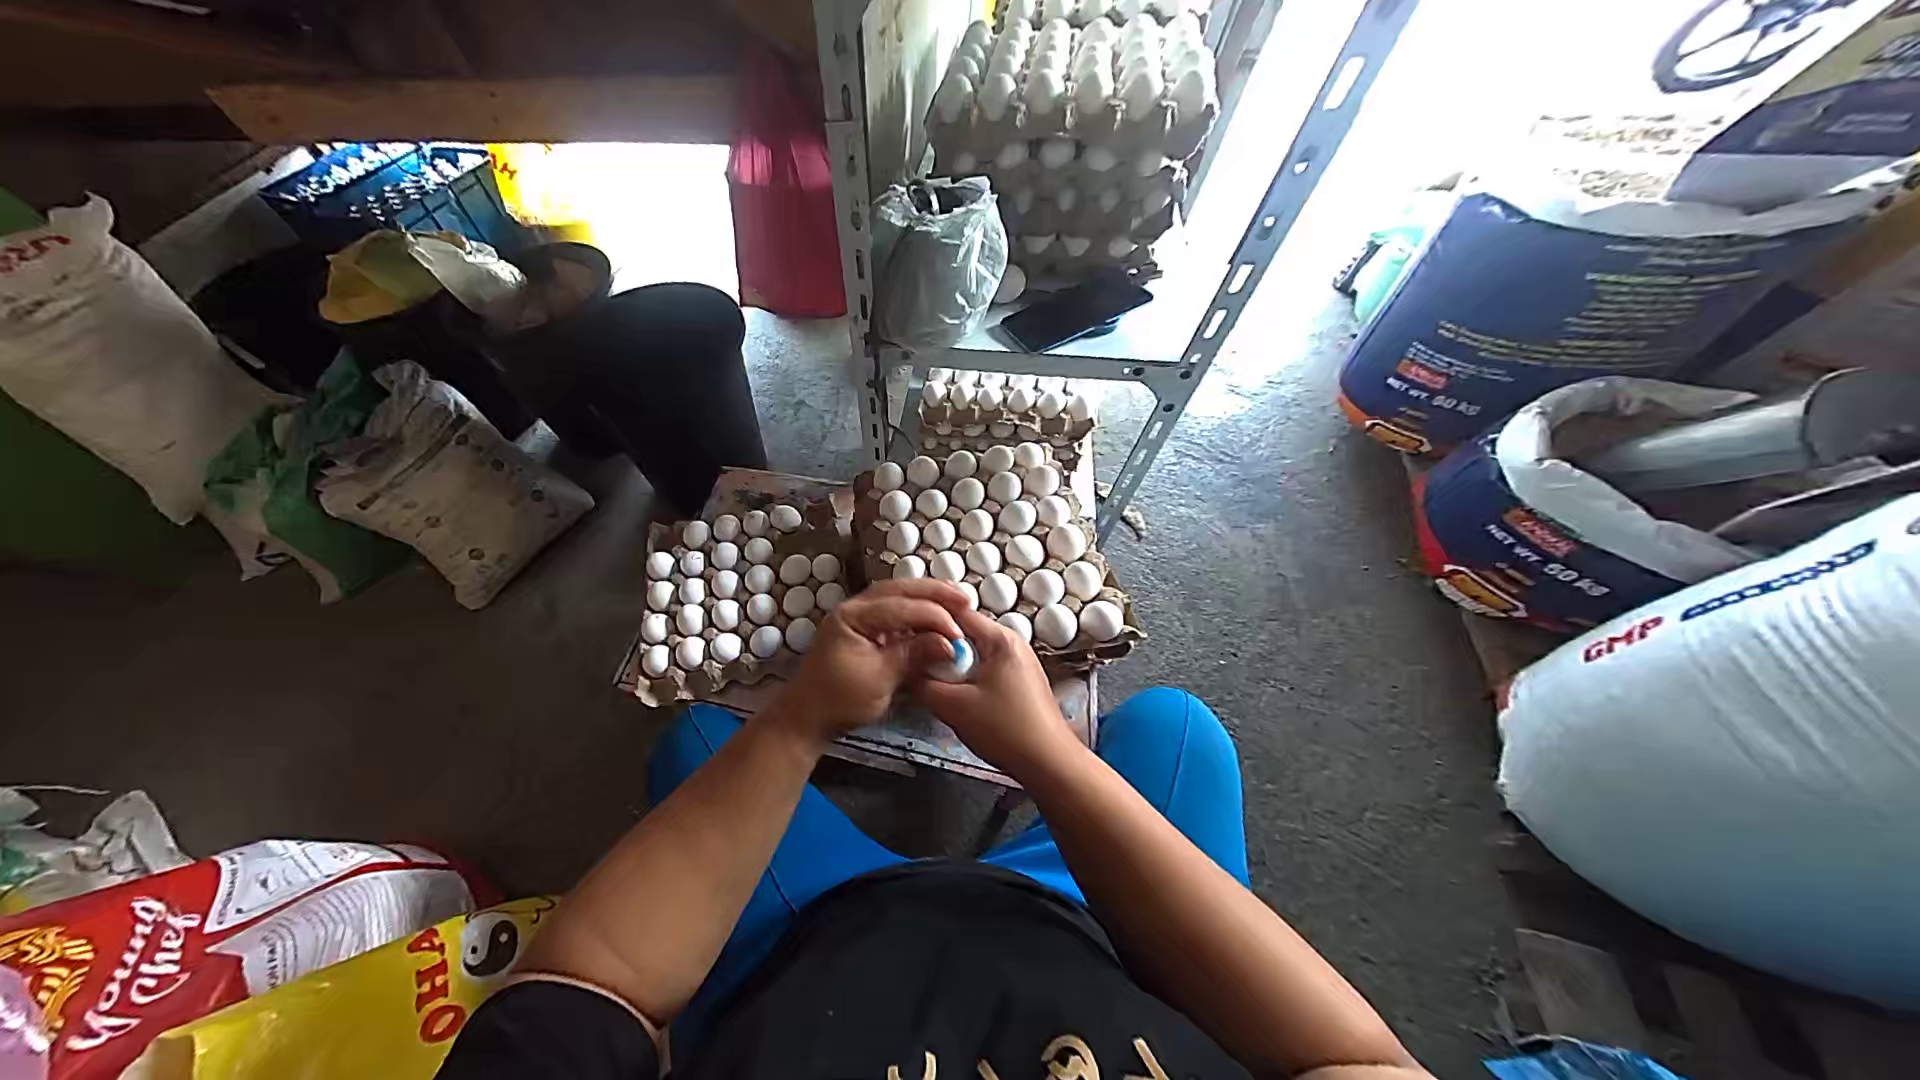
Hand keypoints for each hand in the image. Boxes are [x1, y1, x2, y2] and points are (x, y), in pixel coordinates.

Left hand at [775, 579, 967, 742]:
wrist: (808, 717)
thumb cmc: (839, 700)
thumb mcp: (880, 680)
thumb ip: (914, 656)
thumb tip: (950, 644)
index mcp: (853, 616)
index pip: (900, 606)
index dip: (933, 616)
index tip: (958, 632)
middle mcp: (855, 608)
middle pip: (899, 589)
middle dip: (934, 592)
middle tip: (965, 598)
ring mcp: (859, 616)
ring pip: (898, 595)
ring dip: (928, 597)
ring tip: (956, 601)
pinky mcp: (865, 628)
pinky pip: (895, 610)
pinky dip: (917, 611)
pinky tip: (937, 616)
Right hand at [912, 606, 1085, 780]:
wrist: (1049, 763)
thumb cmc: (1010, 732)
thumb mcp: (954, 707)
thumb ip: (923, 684)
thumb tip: (905, 669)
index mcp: (1000, 639)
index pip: (956, 612)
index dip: (927, 622)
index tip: (908, 636)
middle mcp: (1012, 643)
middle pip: (964, 633)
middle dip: (940, 649)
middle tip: (920, 666)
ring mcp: (1018, 662)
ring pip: (974, 654)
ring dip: (955, 668)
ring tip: (941, 687)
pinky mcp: (1019, 681)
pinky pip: (985, 669)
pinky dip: (969, 680)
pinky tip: (962, 700)